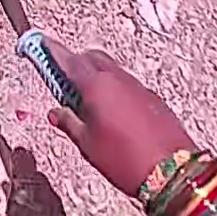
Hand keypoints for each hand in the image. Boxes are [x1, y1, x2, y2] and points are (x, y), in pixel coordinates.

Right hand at [42, 40, 194, 197]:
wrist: (174, 173)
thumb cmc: (124, 159)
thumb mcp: (87, 144)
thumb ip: (68, 122)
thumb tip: (55, 112)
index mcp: (95, 86)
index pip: (68, 60)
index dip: (52, 50)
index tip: (42, 41)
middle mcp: (116, 79)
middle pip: (91, 58)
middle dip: (76, 62)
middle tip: (64, 80)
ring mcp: (137, 86)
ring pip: (111, 69)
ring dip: (96, 76)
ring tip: (89, 101)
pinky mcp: (153, 98)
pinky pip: (127, 84)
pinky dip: (115, 88)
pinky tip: (114, 112)